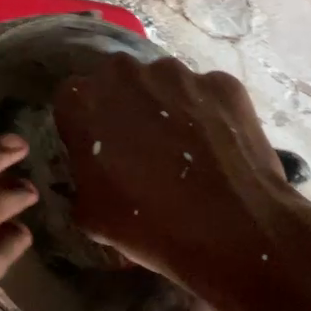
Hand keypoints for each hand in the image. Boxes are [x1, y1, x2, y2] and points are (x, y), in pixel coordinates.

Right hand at [54, 54, 290, 299]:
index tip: (102, 152)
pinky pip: (207, 94)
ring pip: (164, 83)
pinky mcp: (222, 84)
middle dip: (126, 105)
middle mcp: (123, 73)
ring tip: (186, 150)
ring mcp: (177, 74)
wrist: (236, 237)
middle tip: (144, 148)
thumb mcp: (90, 214)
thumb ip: (81, 180)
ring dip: (168, 105)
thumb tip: (93, 176)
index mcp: (81, 99)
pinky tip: (219, 149)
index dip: (88, 126)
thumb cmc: (150, 226)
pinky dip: (210, 113)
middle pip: (117, 82)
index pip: (74, 101)